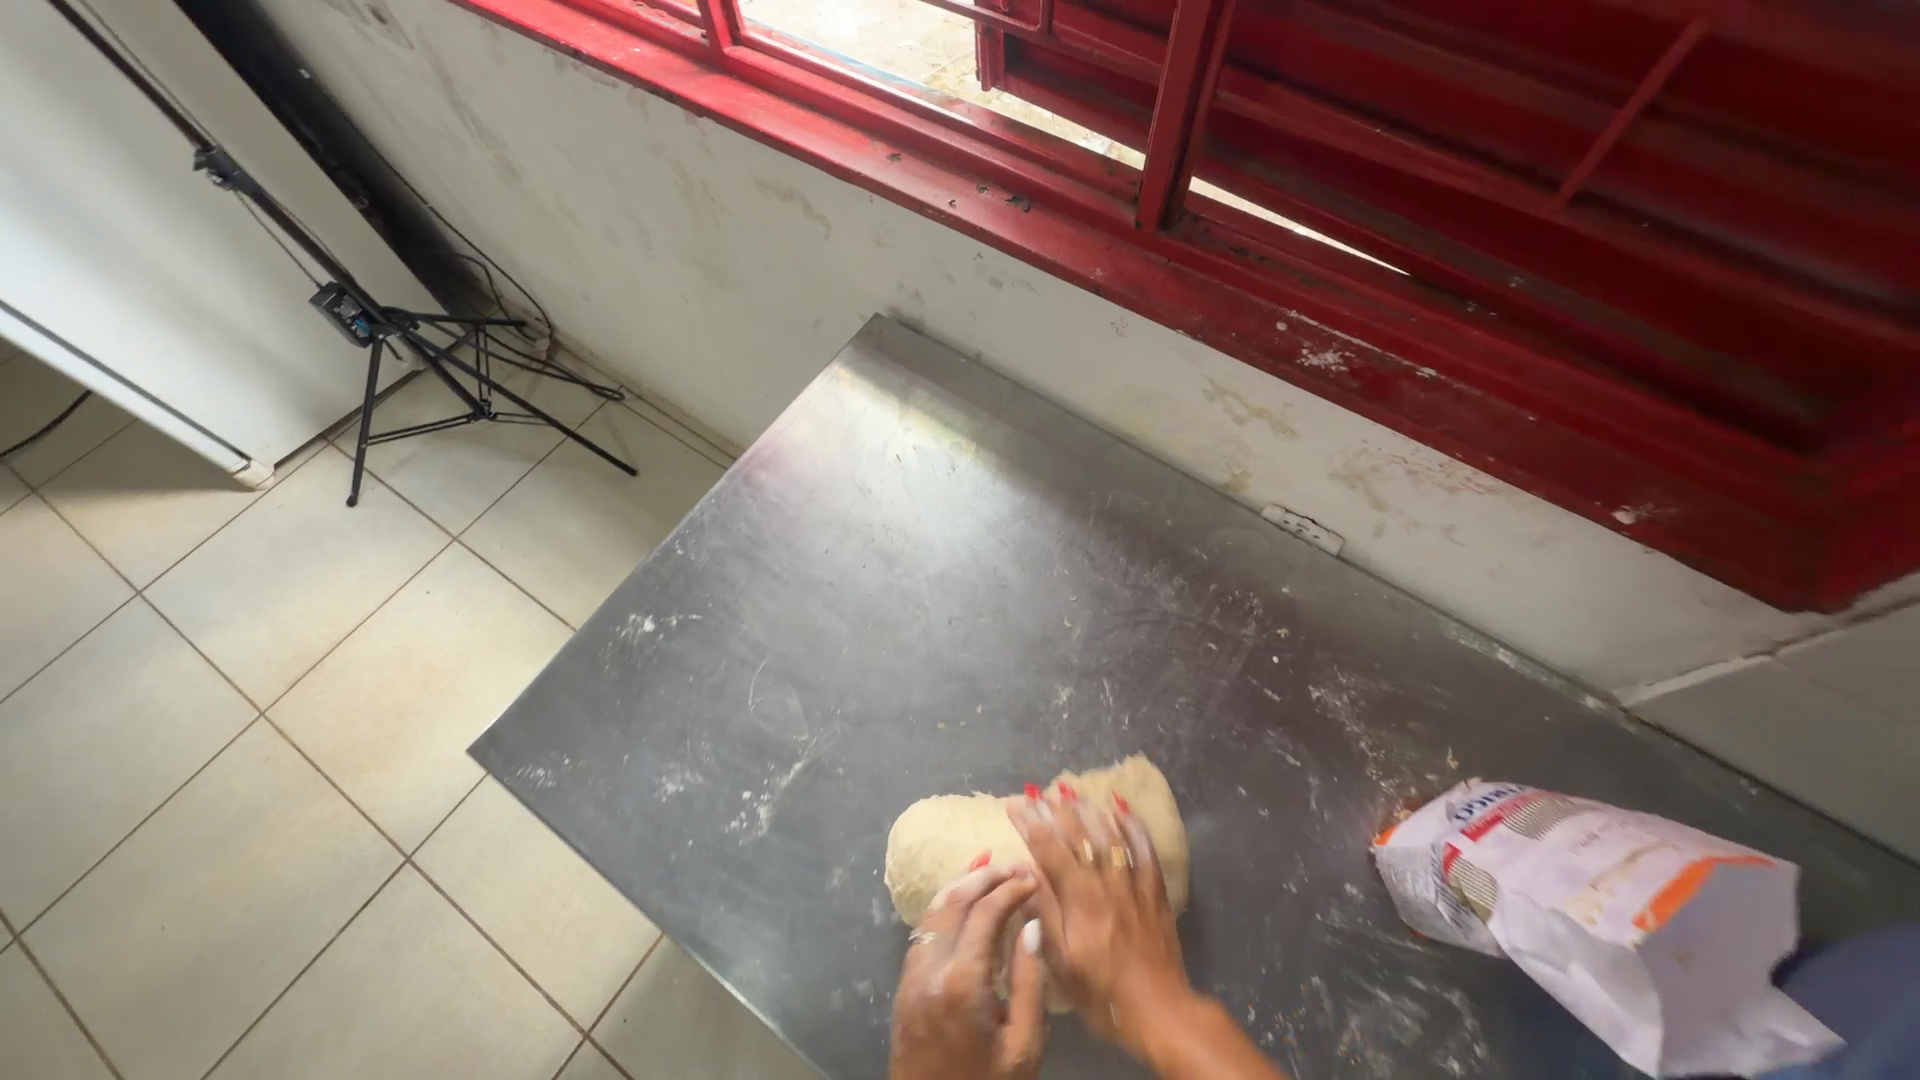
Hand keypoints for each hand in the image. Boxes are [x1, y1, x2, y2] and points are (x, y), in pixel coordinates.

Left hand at [889, 863, 1048, 1079]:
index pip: (986, 913)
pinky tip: (962, 902)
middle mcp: (929, 969)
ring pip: (932, 911)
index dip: (1011, 889)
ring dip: (960, 886)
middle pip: (954, 901)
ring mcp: (910, 976)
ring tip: (988, 870)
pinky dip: (944, 908)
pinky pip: (923, 932)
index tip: (1033, 877)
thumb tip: (1032, 923)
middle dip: (985, 878)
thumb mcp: (1024, 1045)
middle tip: (1013, 867)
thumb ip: (1030, 982)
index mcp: (962, 982)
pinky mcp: (903, 987)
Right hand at [1008, 787, 1191, 1057]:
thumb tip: (1028, 872)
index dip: (1029, 824)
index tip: (1013, 805)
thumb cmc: (1101, 992)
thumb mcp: (1060, 962)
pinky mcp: (1155, 891)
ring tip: (1071, 793)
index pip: (1048, 849)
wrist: (1158, 1010)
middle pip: (1078, 835)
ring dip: (1088, 811)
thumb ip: (1045, 912)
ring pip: (1110, 835)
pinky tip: (1122, 810)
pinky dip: (1133, 827)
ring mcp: (1133, 884)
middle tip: (1038, 792)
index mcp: (1079, 899)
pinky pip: (1145, 850)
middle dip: (1055, 811)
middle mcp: (1105, 883)